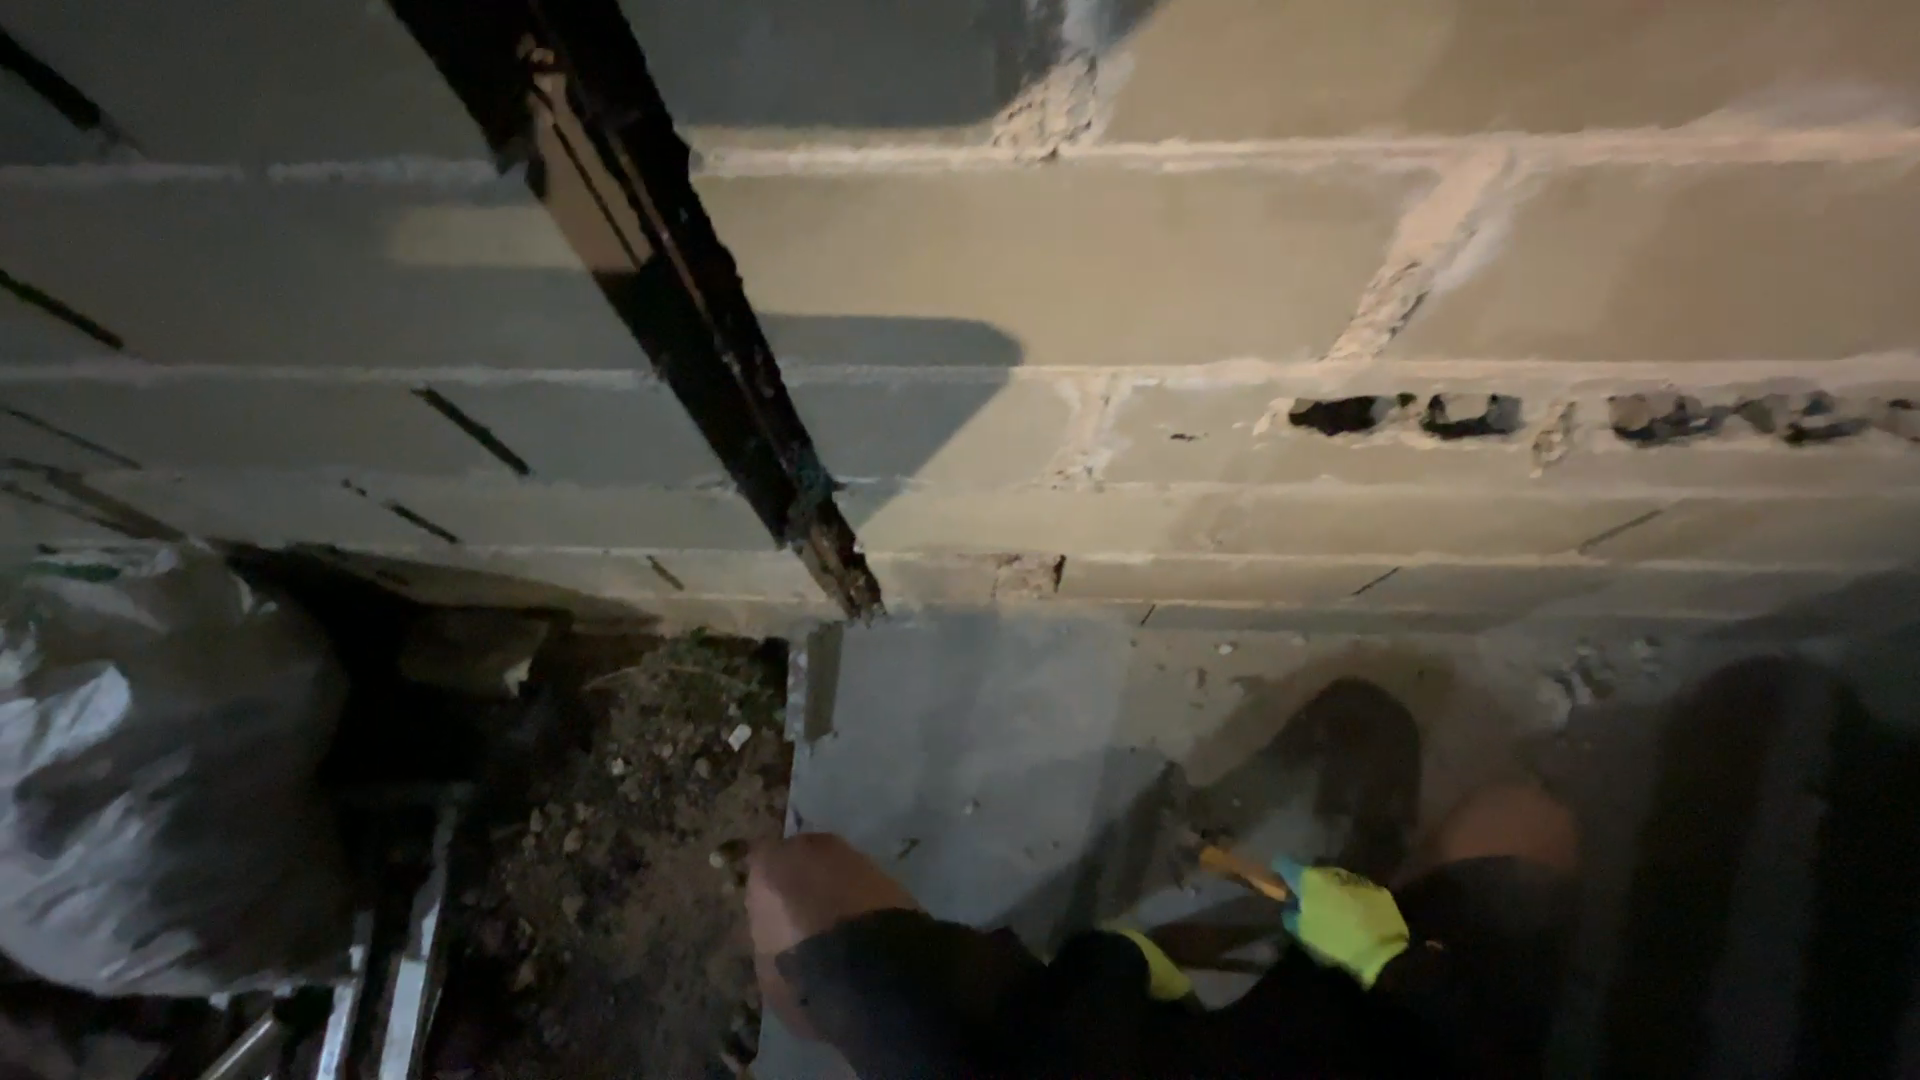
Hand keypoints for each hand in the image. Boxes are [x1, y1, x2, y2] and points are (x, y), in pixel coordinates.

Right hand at [1271, 858, 1409, 988]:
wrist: (1386, 955)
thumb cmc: (1336, 943)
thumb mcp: (1302, 934)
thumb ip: (1290, 915)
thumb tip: (1291, 906)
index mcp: (1308, 878)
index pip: (1283, 862)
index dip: (1278, 872)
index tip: (1279, 884)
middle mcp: (1331, 871)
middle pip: (1312, 870)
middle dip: (1308, 883)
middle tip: (1308, 901)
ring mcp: (1357, 879)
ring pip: (1336, 879)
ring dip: (1331, 889)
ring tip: (1334, 907)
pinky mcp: (1379, 890)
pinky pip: (1358, 889)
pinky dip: (1353, 897)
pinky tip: (1356, 914)